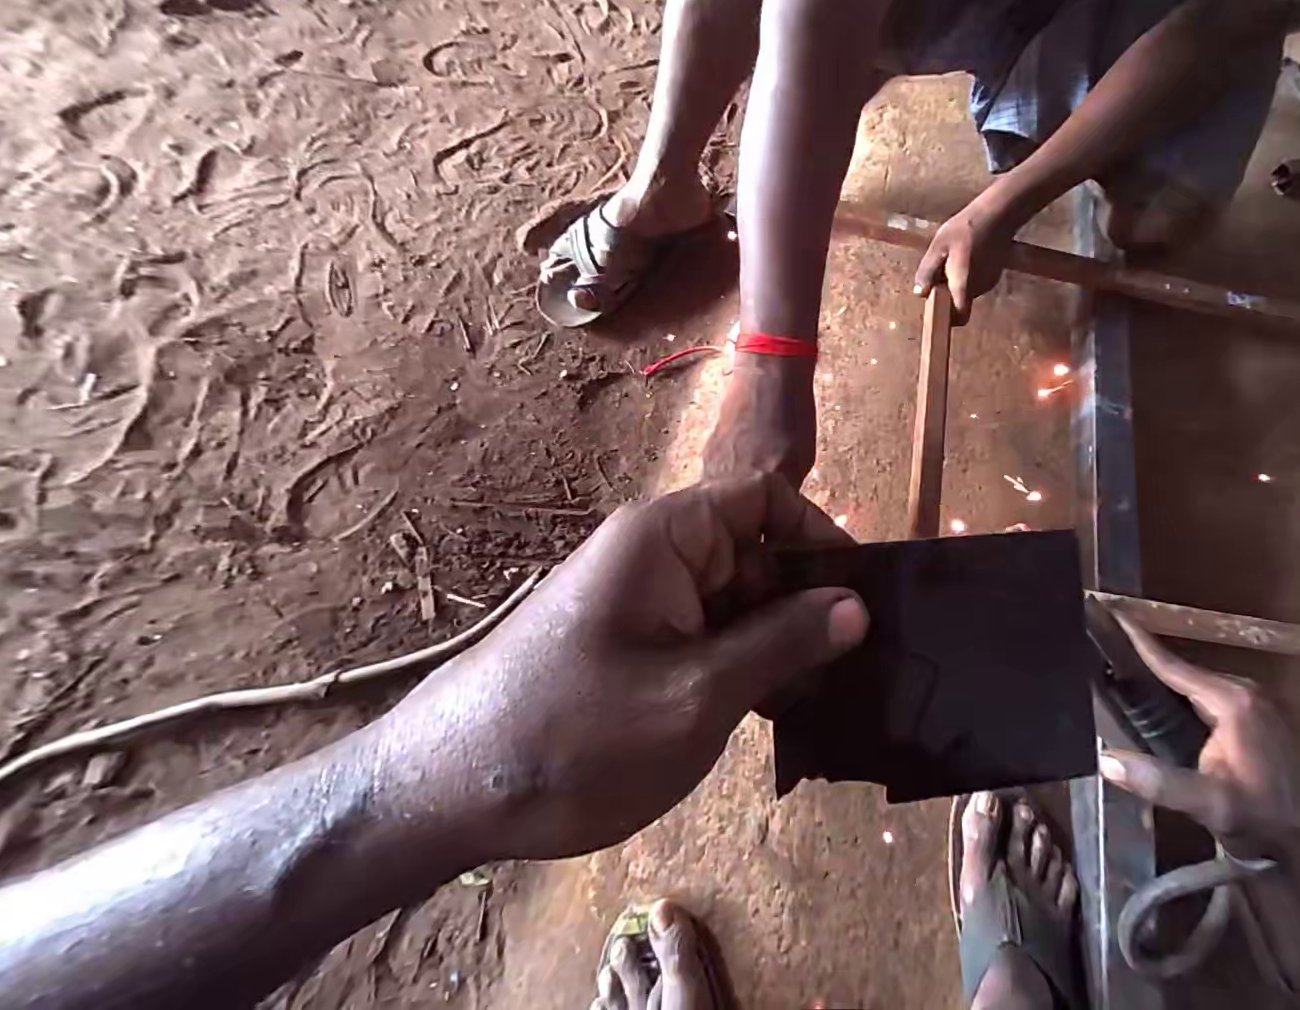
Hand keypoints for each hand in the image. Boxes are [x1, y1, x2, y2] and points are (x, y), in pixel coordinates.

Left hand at [364, 474, 868, 861]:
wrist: (441, 799)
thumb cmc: (573, 734)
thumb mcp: (697, 694)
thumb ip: (784, 642)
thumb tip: (857, 605)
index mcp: (669, 536)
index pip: (764, 499)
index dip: (817, 534)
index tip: (858, 590)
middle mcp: (661, 554)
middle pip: (757, 552)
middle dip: (803, 601)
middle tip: (845, 664)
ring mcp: (649, 599)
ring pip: (741, 599)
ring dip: (778, 641)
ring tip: (811, 696)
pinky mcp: (641, 639)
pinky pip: (713, 632)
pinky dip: (746, 662)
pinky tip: (768, 708)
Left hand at [912, 194, 1020, 325]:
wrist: (997, 215)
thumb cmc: (965, 229)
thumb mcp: (939, 246)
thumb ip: (927, 271)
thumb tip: (919, 293)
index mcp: (963, 284)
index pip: (960, 317)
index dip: (949, 318)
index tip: (937, 307)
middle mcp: (978, 288)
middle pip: (960, 303)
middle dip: (948, 295)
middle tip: (939, 272)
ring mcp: (989, 283)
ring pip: (967, 293)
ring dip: (957, 284)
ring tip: (952, 259)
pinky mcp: (994, 275)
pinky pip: (976, 283)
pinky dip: (968, 277)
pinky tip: (966, 256)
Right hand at [1095, 608, 1299, 850]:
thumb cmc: (1267, 817)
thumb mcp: (1212, 805)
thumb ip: (1160, 783)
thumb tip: (1106, 761)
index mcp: (1230, 700)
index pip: (1172, 664)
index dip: (1137, 638)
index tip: (1110, 610)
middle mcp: (1240, 689)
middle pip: (1179, 668)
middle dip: (1141, 653)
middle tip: (1102, 639)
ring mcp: (1248, 700)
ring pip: (1190, 680)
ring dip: (1158, 672)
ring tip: (1118, 661)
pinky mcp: (1250, 714)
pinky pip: (1201, 692)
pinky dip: (1175, 688)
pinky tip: (1155, 695)